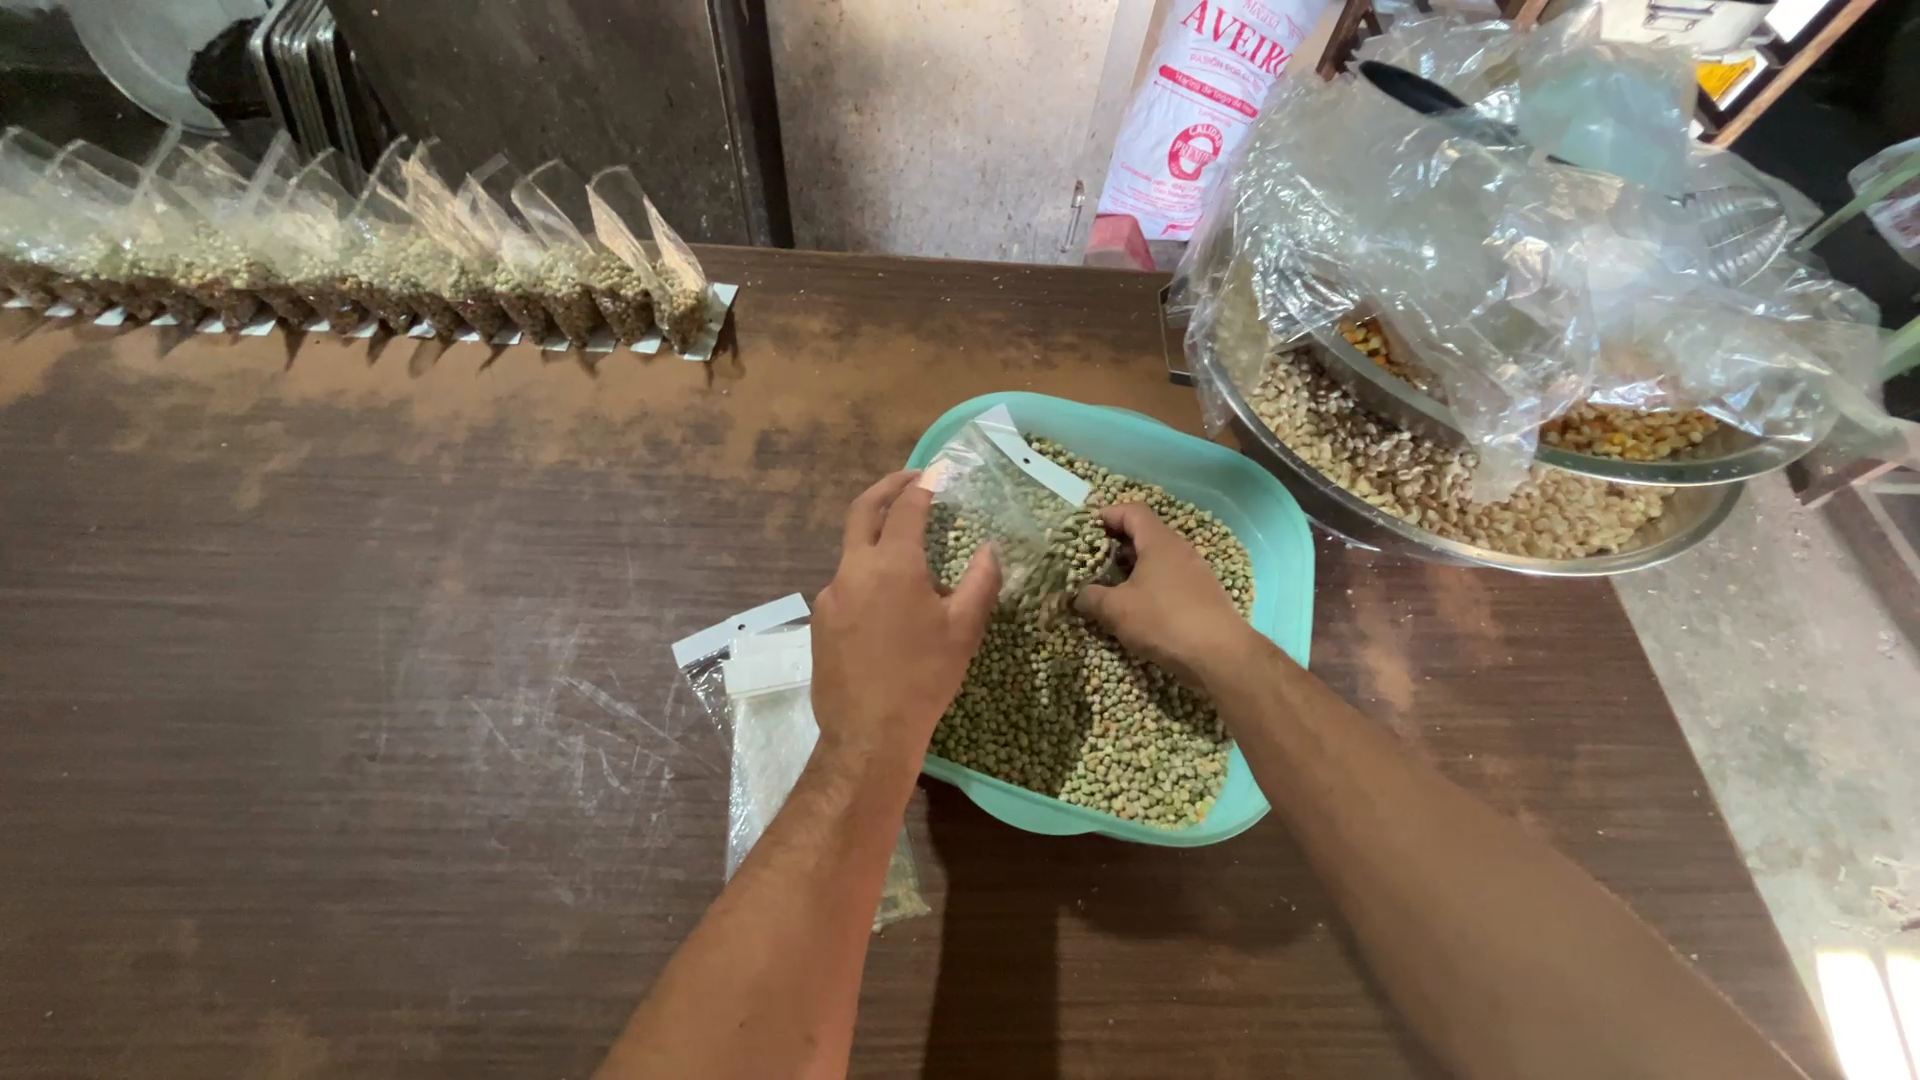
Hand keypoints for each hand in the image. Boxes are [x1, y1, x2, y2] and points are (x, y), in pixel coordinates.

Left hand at [811, 471, 999, 773]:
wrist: (868, 733)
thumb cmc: (924, 678)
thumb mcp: (964, 629)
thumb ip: (981, 580)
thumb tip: (990, 549)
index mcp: (891, 565)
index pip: (906, 508)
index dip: (923, 485)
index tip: (937, 472)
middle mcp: (853, 570)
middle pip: (862, 511)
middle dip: (887, 487)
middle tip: (911, 479)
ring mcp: (829, 595)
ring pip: (853, 553)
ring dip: (878, 540)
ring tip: (910, 559)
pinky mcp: (819, 621)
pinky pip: (846, 585)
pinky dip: (868, 577)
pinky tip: (888, 606)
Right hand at [1074, 502, 1253, 686]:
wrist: (1220, 654)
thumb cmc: (1163, 620)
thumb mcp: (1116, 609)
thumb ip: (1091, 597)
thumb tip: (1078, 595)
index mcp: (1159, 541)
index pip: (1132, 511)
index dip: (1108, 514)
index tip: (1087, 528)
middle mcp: (1180, 549)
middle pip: (1145, 533)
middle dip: (1117, 544)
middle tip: (1093, 560)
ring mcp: (1195, 572)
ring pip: (1158, 558)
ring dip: (1133, 567)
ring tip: (1111, 586)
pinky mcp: (1202, 595)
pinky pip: (1170, 578)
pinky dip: (1149, 584)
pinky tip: (1137, 608)